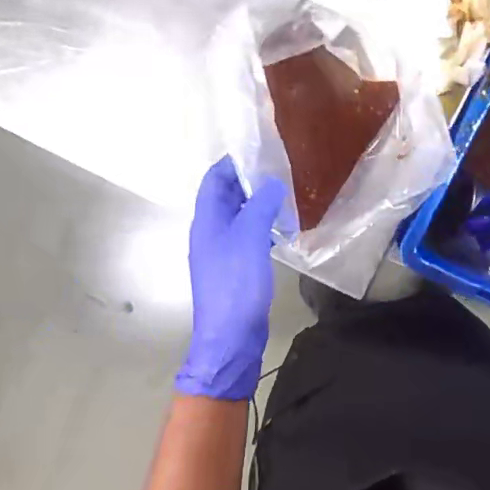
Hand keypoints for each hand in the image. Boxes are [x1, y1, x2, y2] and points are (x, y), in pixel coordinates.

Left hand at [176, 158, 284, 399]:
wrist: (230, 337)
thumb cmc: (237, 285)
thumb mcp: (250, 239)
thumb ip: (260, 207)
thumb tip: (272, 184)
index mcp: (206, 223)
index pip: (213, 181)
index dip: (232, 164)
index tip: (258, 152)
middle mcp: (208, 235)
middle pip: (224, 199)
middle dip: (248, 184)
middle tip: (278, 174)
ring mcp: (220, 256)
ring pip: (236, 221)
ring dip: (256, 208)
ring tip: (283, 201)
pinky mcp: (233, 274)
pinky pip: (245, 242)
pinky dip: (260, 231)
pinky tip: (279, 234)